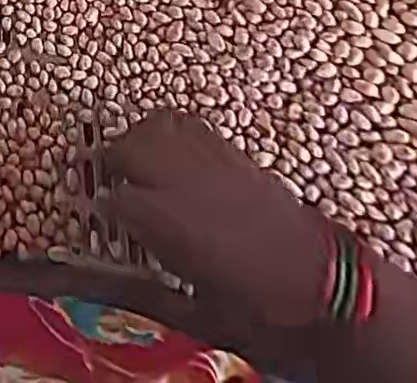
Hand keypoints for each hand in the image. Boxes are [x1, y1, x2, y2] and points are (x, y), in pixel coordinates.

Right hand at [102, 110, 329, 329]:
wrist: (315, 275)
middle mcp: (177, 178)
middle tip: (110, 177)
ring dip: (135, 140)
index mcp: (164, 218)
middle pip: (123, 151)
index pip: (113, 199)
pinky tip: (165, 142)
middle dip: (111, 163)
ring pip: (149, 128)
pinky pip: (180, 122)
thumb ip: (150, 253)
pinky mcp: (223, 145)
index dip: (104, 205)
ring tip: (133, 154)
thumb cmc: (252, 293)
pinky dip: (165, 128)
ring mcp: (202, 157)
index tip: (101, 209)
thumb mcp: (193, 289)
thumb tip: (124, 231)